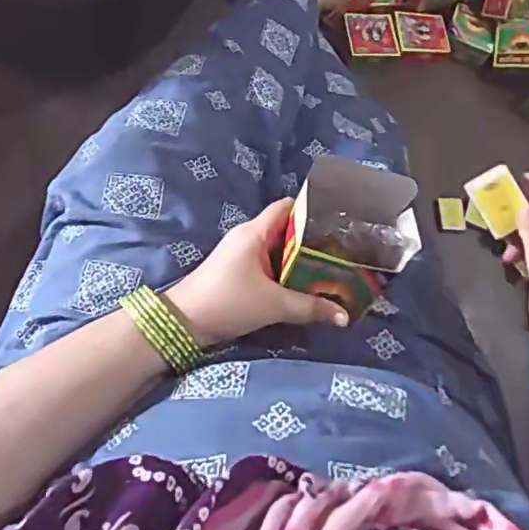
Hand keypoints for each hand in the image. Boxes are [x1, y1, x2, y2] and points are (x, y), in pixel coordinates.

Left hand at [165, 198, 348, 346]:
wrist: (184, 323)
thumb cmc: (227, 302)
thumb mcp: (273, 305)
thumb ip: (310, 308)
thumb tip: (344, 317)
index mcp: (254, 233)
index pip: (287, 207)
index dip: (311, 209)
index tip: (336, 222)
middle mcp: (248, 237)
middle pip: (287, 229)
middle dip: (312, 239)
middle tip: (341, 250)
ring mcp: (242, 254)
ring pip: (279, 248)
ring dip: (300, 258)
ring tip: (331, 266)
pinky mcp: (239, 271)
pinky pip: (269, 263)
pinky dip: (286, 269)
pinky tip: (305, 282)